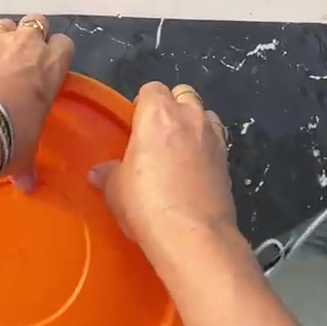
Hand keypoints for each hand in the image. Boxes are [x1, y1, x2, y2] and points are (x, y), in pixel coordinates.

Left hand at [0, 14, 74, 190]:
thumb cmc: (11, 139)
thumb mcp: (26, 153)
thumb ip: (27, 164)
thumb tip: (29, 186)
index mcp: (50, 66)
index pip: (64, 45)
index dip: (57, 54)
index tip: (51, 69)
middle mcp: (23, 46)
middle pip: (35, 22)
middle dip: (31, 34)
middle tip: (24, 59)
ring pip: (1, 25)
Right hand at [91, 82, 237, 261]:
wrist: (194, 236)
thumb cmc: (147, 204)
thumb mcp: (116, 190)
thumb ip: (109, 174)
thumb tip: (98, 173)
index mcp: (157, 113)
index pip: (152, 88)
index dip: (143, 103)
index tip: (136, 122)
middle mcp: (188, 116)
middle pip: (183, 93)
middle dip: (173, 105)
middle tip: (159, 132)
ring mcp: (212, 136)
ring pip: (205, 113)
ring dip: (194, 123)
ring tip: (181, 148)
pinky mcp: (228, 159)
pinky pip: (217, 139)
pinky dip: (208, 145)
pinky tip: (197, 168)